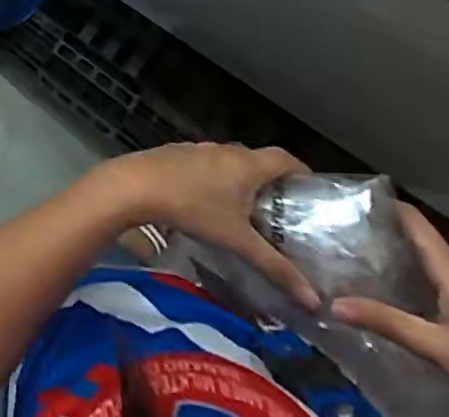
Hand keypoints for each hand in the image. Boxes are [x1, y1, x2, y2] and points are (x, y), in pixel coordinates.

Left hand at [94, 142, 318, 308]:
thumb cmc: (192, 207)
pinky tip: (208, 202)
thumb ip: (276, 268)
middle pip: (255, 160)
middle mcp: (221, 149)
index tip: (313, 193)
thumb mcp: (237, 241)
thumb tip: (315, 300)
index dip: (303, 172)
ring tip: (248, 210)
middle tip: (284, 212)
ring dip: (239, 181)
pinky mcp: (171, 154)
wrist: (133, 185)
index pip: (285, 158)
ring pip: (226, 162)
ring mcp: (193, 148)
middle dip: (271, 182)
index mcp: (245, 163)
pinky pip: (202, 164)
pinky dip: (213, 180)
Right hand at [332, 205, 448, 416]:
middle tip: (331, 224)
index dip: (386, 204)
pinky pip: (430, 294)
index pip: (419, 225)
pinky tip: (382, 296)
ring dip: (389, 260)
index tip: (346, 192)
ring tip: (346, 255)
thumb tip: (329, 301)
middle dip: (378, 232)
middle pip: (417, 246)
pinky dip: (403, 287)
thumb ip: (390, 323)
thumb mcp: (446, 351)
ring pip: (423, 271)